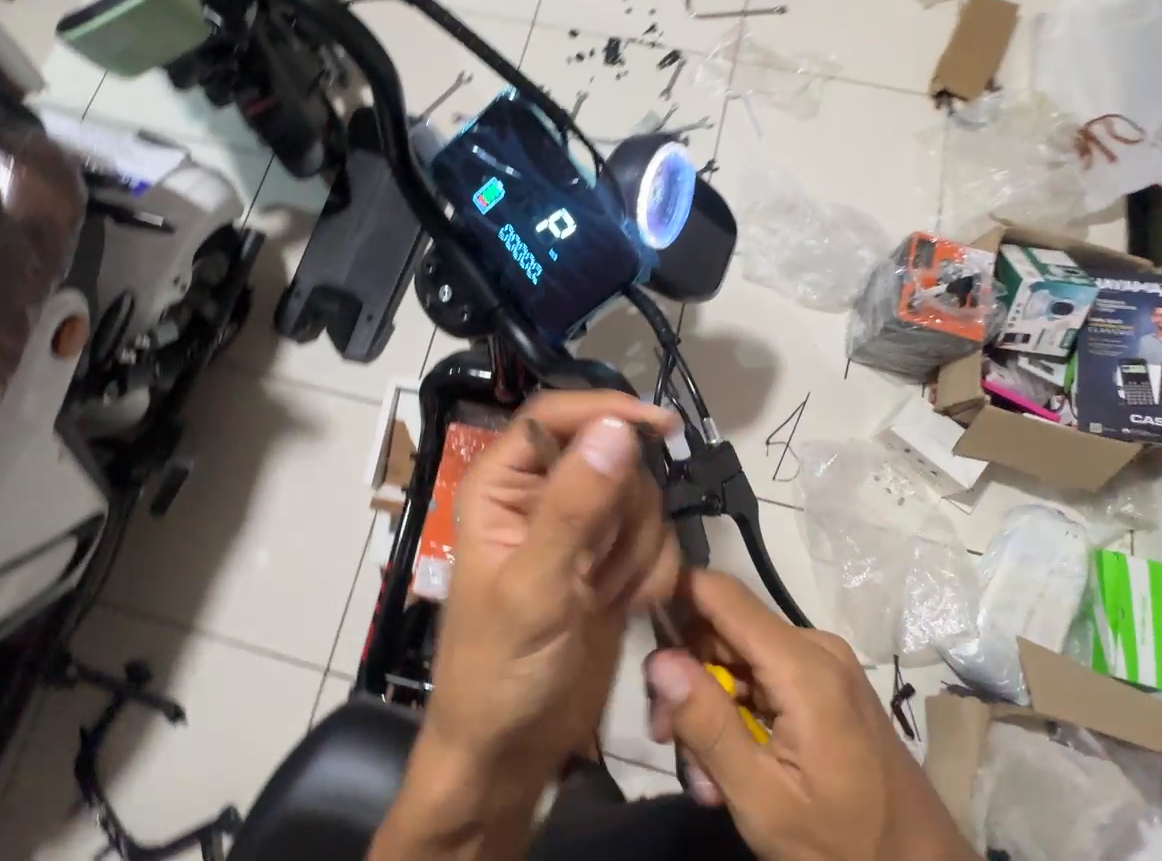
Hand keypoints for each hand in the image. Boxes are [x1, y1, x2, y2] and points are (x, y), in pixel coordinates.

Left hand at [372, 392, 679, 859]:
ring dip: (636, 551)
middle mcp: (541, 496)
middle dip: (624, 513)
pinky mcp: (610, 563)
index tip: (661, 427)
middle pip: (613, 457)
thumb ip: (574, 506)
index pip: (556, 416)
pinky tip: (622, 608)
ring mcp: (580, 531)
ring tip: (602, 596)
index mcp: (502, 486)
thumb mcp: (535, 587)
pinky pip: (656, 542)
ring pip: (641, 500)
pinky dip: (650, 575)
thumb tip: (616, 427)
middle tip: (599, 569)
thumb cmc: (501, 669)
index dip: (606, 412)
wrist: (513, 750)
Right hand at [645, 571, 975, 860]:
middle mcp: (814, 647)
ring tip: (706, 774)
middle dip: (687, 679)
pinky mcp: (827, 685)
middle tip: (668, 741)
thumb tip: (657, 658)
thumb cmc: (844, 846)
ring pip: (738, 658)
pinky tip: (734, 765)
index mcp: (803, 665)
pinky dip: (739, 712)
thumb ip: (707, 725)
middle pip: (722, 631)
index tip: (634, 636)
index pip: (719, 592)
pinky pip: (764, 677)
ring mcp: (824, 665)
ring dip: (711, 705)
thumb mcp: (763, 800)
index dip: (671, 597)